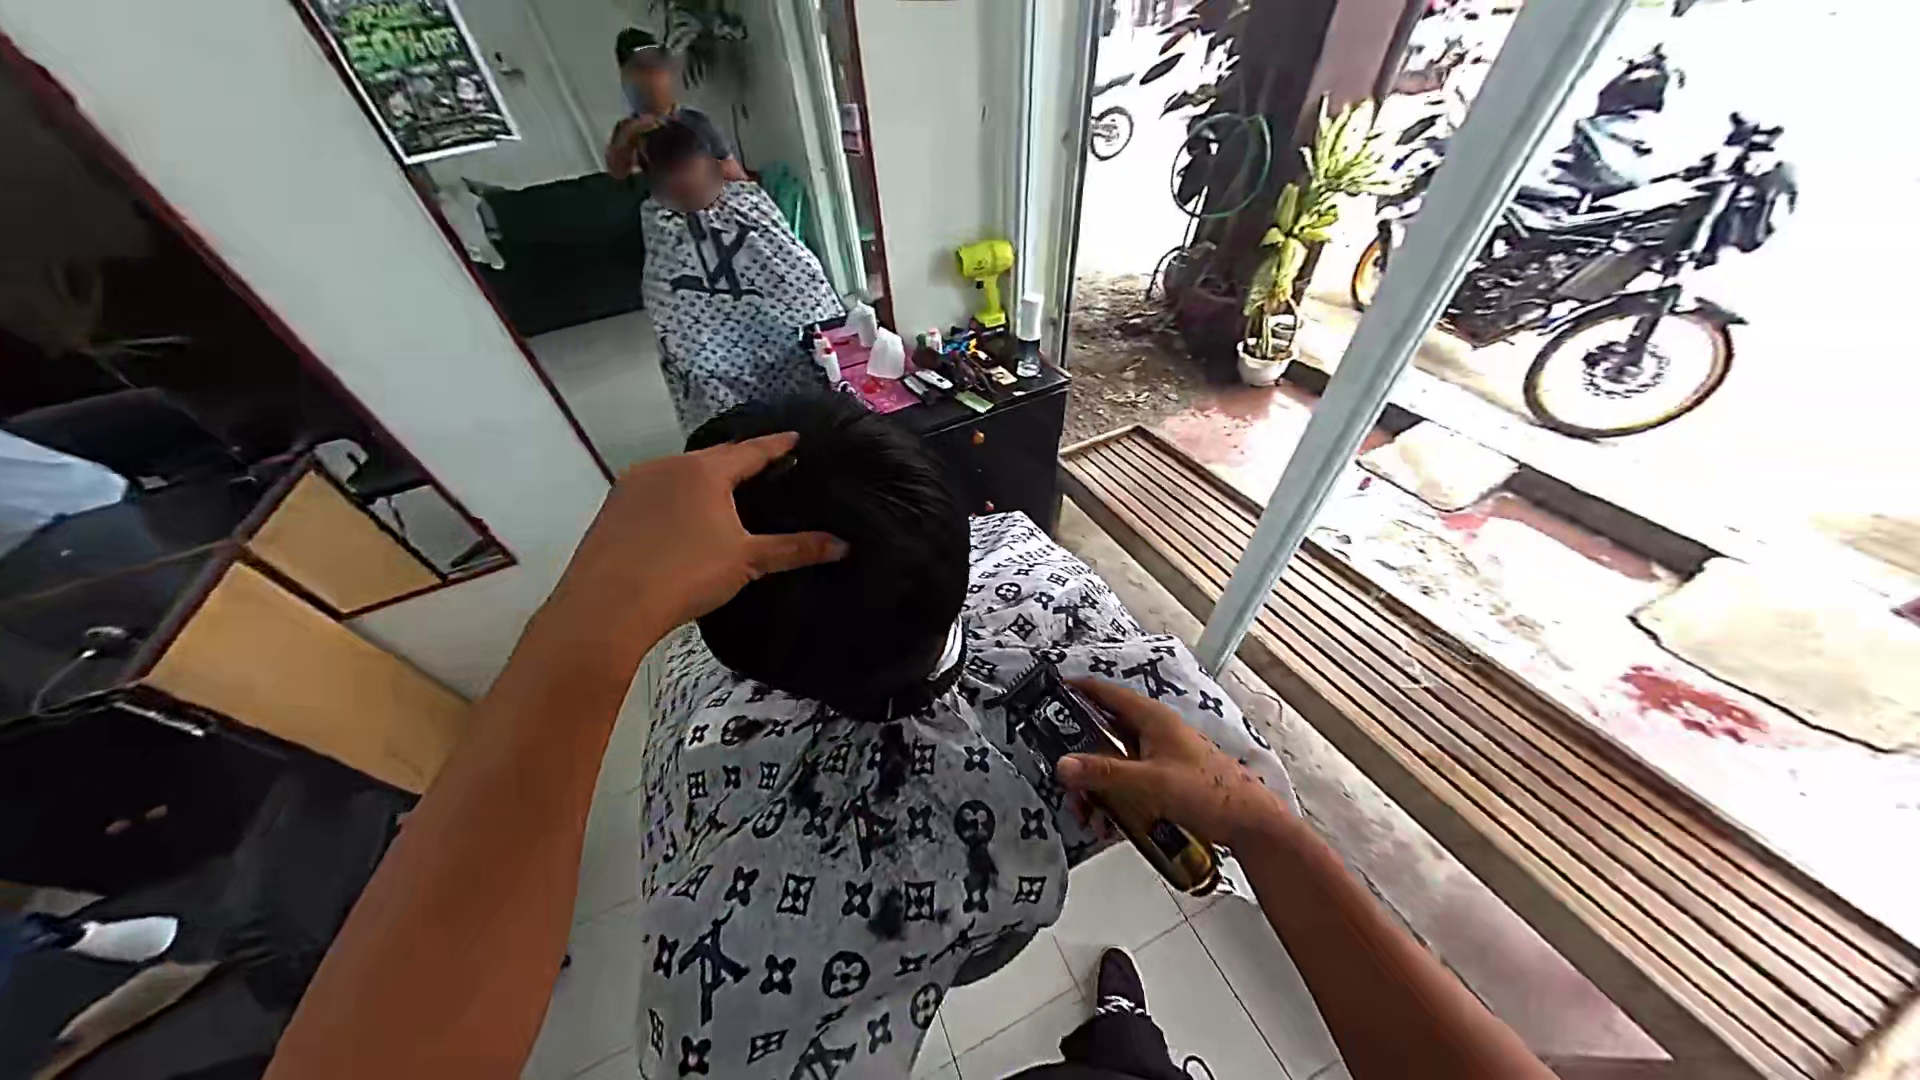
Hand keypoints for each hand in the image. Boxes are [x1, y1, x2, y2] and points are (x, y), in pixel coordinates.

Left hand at [551, 433, 846, 639]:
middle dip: (742, 461)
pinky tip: (686, 518)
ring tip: (729, 493)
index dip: (777, 445)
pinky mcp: (614, 507)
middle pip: (715, 457)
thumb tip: (842, 545)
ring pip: (682, 472)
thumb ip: (795, 548)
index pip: (751, 450)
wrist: (608, 606)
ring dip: (708, 478)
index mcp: (705, 471)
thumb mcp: (748, 560)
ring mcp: (635, 484)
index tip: (795, 438)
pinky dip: (679, 496)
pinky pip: (658, 490)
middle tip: (768, 468)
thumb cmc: (686, 574)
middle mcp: (667, 466)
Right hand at [1057, 679, 1292, 850]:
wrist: (1251, 825)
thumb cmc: (1207, 792)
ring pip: (1114, 760)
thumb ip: (1105, 773)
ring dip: (1096, 786)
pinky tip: (1109, 824)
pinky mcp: (1164, 777)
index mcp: (1151, 717)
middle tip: (1067, 781)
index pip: (1105, 692)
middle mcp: (1152, 730)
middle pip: (1104, 732)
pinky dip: (1113, 797)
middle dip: (1081, 758)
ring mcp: (1158, 754)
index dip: (1078, 689)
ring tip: (1088, 814)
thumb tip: (1062, 764)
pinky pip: (1127, 780)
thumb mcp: (1150, 782)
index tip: (1050, 694)